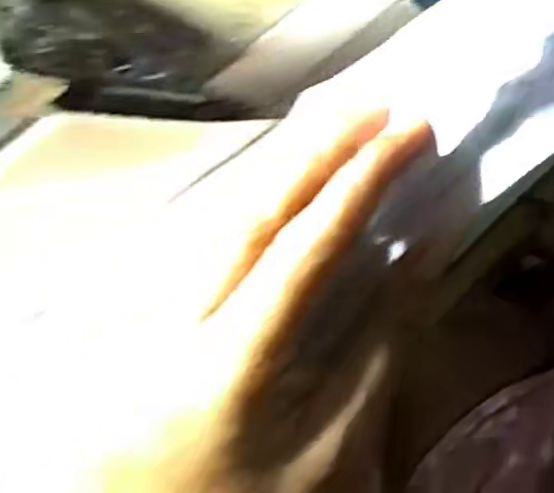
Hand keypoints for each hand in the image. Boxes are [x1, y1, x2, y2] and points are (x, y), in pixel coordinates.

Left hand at [88, 109, 431, 492]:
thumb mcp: (335, 449)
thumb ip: (380, 342)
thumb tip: (424, 249)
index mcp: (222, 371)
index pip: (307, 244)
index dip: (365, 178)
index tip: (410, 129)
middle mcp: (164, 334)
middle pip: (250, 212)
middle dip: (318, 148)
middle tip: (373, 104)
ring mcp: (134, 328)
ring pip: (212, 217)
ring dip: (282, 161)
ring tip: (335, 120)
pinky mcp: (128, 331)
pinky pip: (194, 240)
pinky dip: (248, 195)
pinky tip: (278, 173)